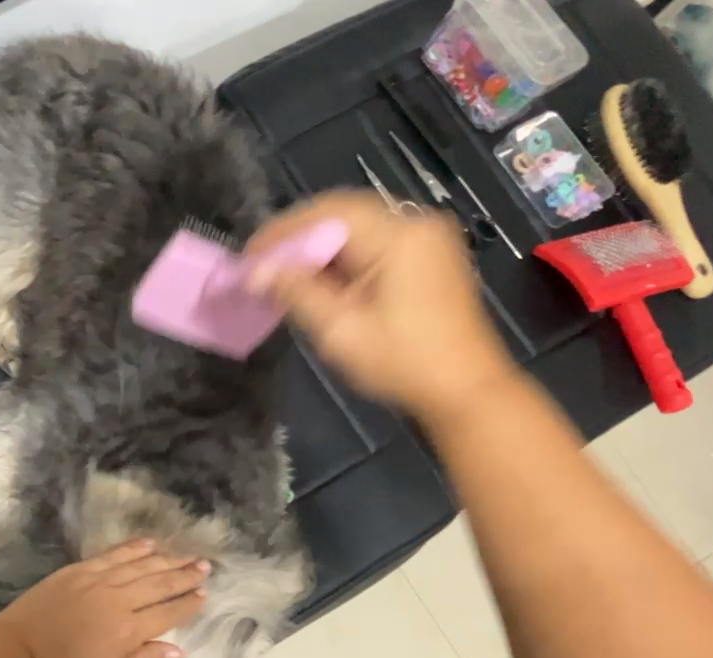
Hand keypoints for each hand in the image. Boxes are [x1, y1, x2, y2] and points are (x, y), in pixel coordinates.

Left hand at [0, 540, 209, 657]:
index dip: (188, 604)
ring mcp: (100, 581)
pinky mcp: (81, 569)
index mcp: (129, 630)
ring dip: (168, 559)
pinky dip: (134, 548)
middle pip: (160, 583)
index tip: (205, 595)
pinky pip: (114, 554)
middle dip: (185, 575)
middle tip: (206, 566)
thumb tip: (179, 650)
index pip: (168, 613)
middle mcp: (120, 600)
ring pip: (142, 565)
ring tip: (188, 555)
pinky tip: (150, 543)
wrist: (21, 645)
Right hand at [245, 191, 519, 424]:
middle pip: (344, 214)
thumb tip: (255, 273)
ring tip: (281, 271)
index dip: (283, 230)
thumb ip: (297, 293)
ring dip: (317, 246)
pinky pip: (374, 243)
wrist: (464, 389)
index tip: (248, 254)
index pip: (330, 212)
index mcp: (399, 237)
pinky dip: (340, 256)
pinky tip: (317, 279)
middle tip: (259, 262)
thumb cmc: (402, 363)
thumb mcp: (341, 331)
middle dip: (297, 236)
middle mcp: (416, 224)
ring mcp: (426, 239)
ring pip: (358, 228)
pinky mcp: (428, 258)